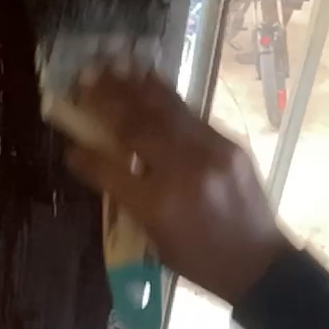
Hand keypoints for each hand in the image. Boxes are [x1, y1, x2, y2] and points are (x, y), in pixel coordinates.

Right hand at [62, 63, 290, 302]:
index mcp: (160, 206)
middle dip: (107, 100)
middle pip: (137, 127)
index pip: (111, 170)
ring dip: (134, 86)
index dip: (87, 156)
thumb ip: (126, 197)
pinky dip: (163, 96)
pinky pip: (189, 114)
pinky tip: (146, 80)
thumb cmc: (199, 259)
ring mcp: (211, 153)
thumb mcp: (154, 238)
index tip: (69, 145)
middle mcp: (184, 173)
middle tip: (84, 78)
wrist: (260, 264)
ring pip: (165, 110)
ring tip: (111, 65)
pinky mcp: (228, 144)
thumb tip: (95, 159)